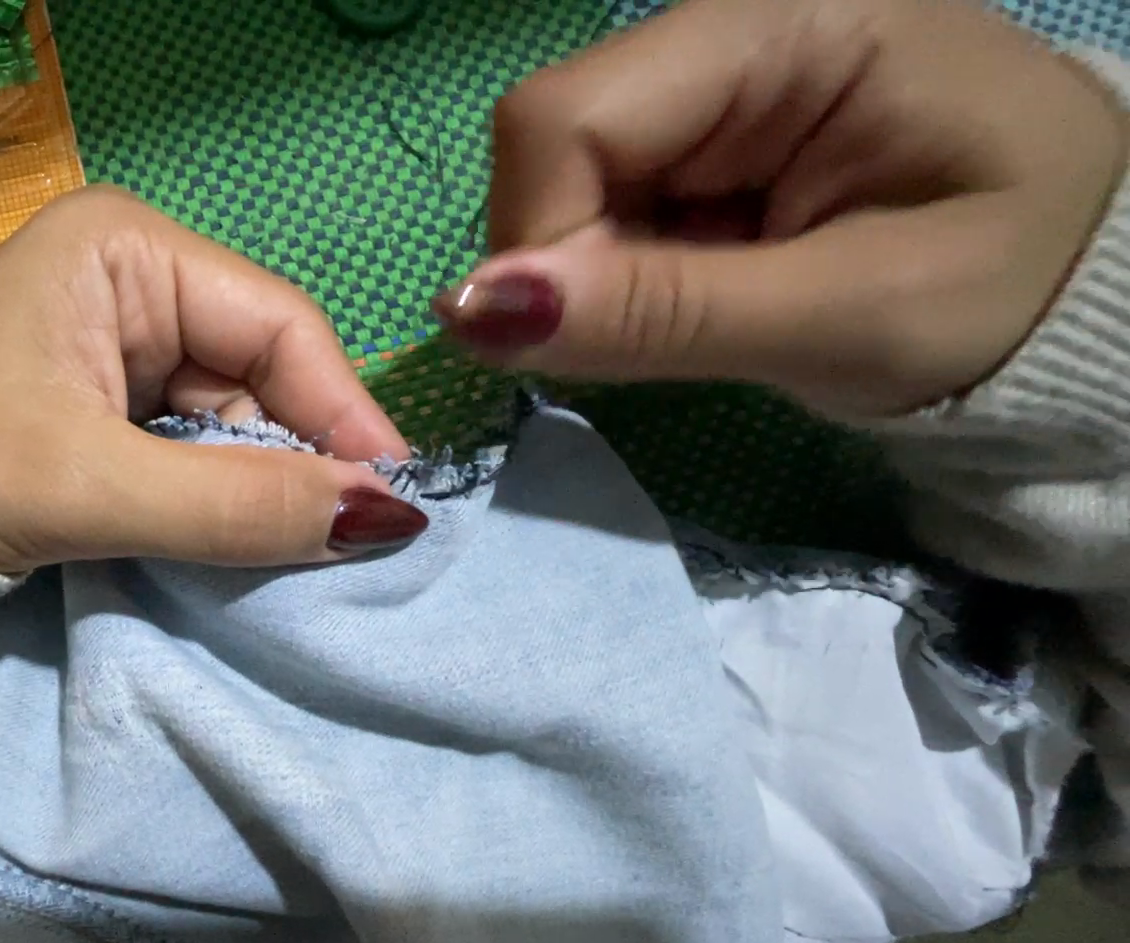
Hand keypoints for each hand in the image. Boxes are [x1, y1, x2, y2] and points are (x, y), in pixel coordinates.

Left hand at [0, 187, 420, 574]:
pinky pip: (193, 444)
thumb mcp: (90, 484)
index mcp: (124, 249)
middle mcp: (131, 281)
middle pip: (257, 372)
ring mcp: (120, 341)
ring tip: (282, 544)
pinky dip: (216, 493)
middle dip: (295, 456)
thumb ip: (231, 503)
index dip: (341, 411)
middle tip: (339, 538)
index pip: (275, 323)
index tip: (391, 496)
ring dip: (255, 483)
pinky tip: (230, 531)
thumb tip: (377, 517)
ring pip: (230, 417)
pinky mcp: (108, 398)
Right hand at [435, 0, 1128, 415]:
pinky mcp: (675, 144)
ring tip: (688, 302)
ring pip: (543, 190)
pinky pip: (574, 213)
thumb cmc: (996, 288)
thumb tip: (463, 312)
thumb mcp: (844, 317)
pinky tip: (677, 285)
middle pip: (538, 151)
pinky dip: (599, 277)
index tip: (592, 333)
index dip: (535, 239)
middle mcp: (714, 38)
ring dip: (581, 277)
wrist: (1059, 285)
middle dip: (561, 265)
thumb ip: (655, 314)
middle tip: (662, 321)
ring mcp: (689, 92)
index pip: (559, 120)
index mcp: (782, 27)